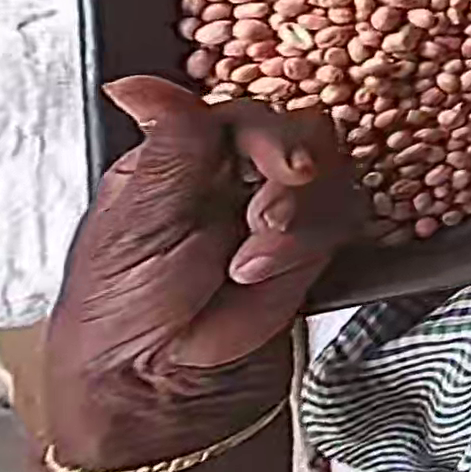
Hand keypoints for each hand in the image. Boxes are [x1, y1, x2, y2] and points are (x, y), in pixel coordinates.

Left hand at [44, 76, 362, 470]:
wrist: (168, 387)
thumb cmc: (124, 312)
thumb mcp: (137, 228)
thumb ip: (168, 152)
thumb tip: (135, 84)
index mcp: (188, 158)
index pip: (246, 114)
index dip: (268, 132)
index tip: (278, 165)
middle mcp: (242, 171)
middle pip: (302, 132)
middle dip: (294, 169)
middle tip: (271, 215)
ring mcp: (286, 201)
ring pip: (332, 169)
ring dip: (299, 215)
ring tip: (250, 262)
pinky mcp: (319, 233)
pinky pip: (345, 210)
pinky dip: (313, 240)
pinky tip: (269, 271)